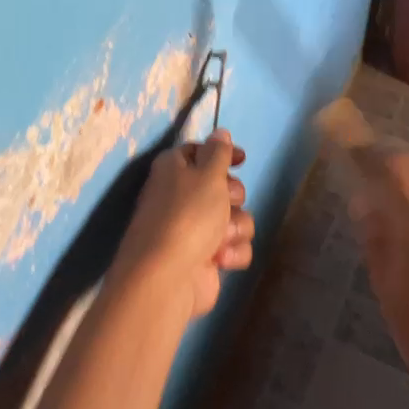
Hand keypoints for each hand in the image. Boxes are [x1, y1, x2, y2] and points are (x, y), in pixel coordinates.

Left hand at [112, 130, 253, 318]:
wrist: (167, 276)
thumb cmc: (187, 215)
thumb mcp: (207, 173)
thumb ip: (218, 152)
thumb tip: (220, 132)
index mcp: (174, 169)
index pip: (199, 152)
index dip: (222, 154)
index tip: (242, 159)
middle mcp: (182, 196)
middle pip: (222, 186)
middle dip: (232, 195)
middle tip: (227, 201)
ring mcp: (194, 229)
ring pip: (234, 218)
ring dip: (235, 226)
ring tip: (221, 238)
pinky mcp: (206, 259)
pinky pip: (233, 247)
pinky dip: (232, 252)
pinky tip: (221, 259)